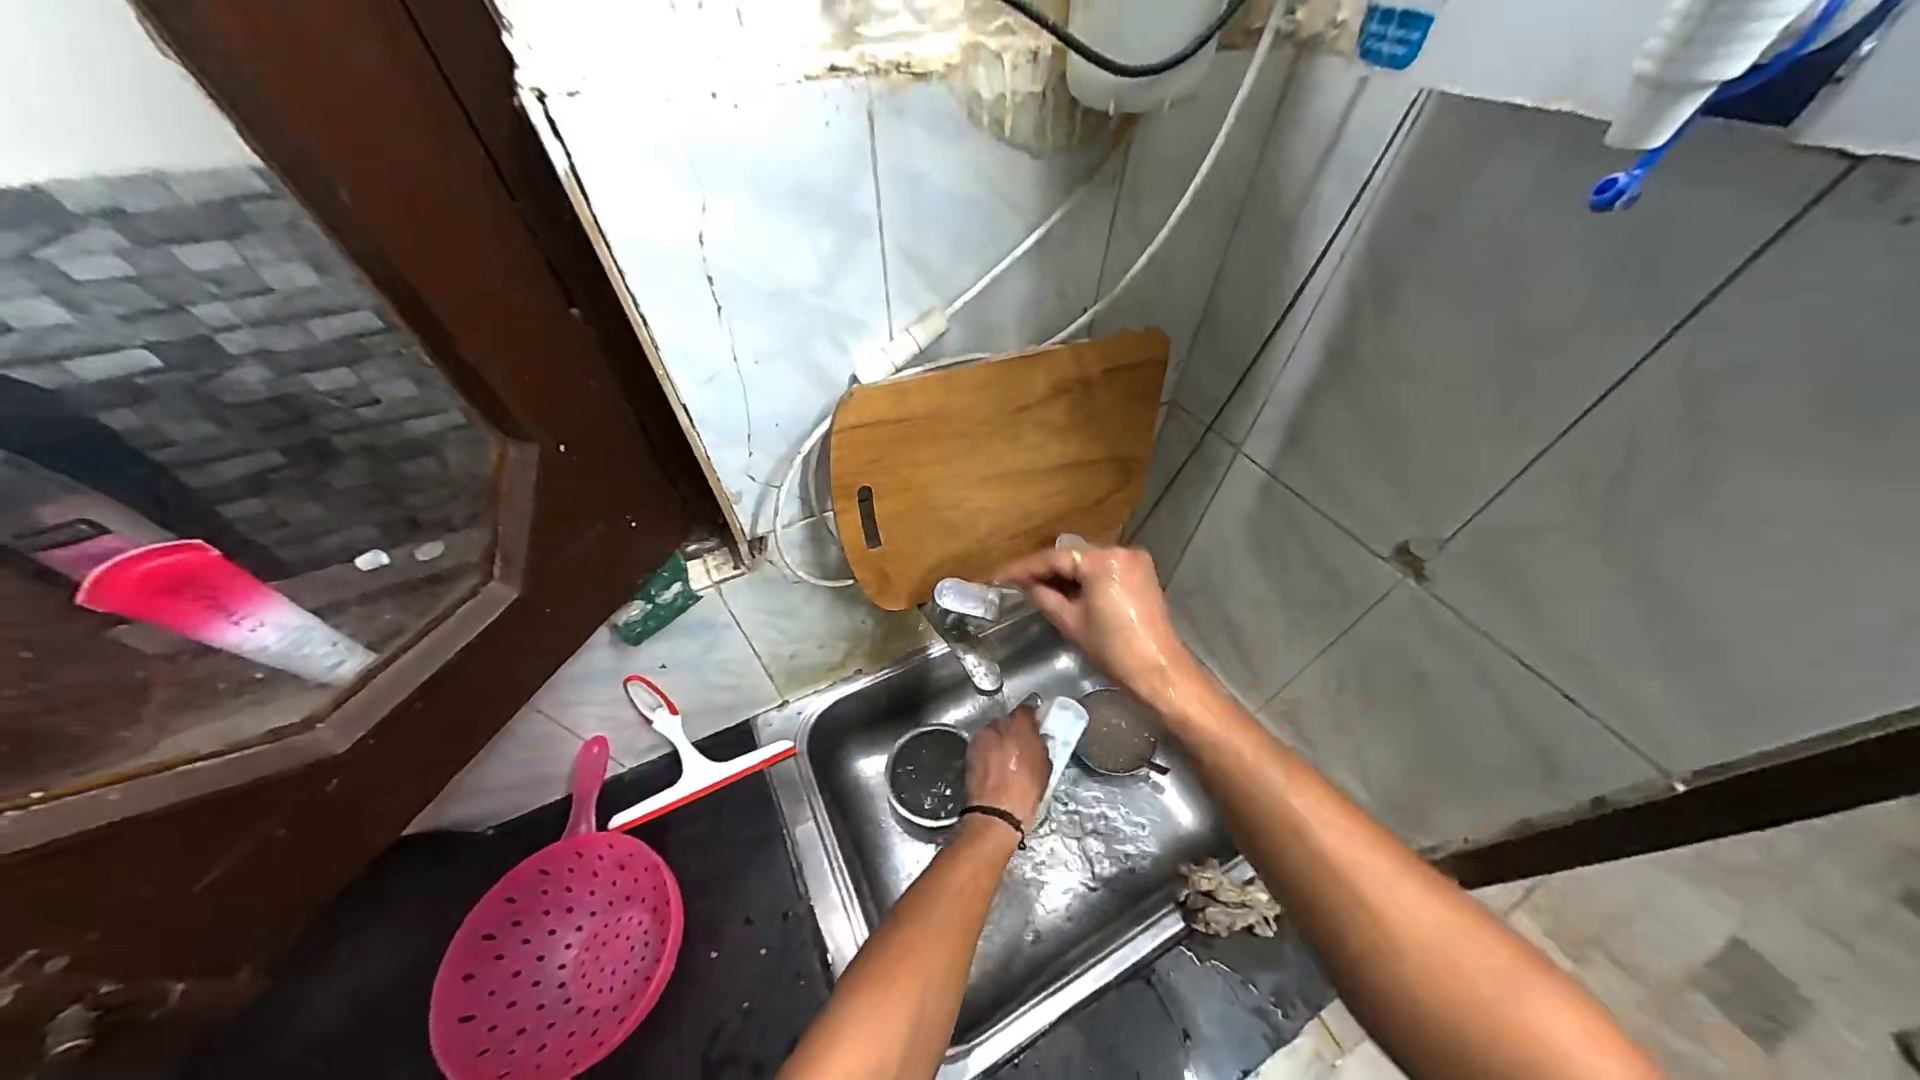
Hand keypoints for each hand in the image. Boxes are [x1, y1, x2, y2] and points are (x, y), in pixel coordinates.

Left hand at [966, 705, 1049, 826]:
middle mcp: (998, 727)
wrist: (995, 815)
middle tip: (1022, 746)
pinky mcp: (970, 752)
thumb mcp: (1044, 769)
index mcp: (1020, 728)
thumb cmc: (1023, 795)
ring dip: (1000, 740)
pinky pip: (983, 745)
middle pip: (1007, 720)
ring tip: (1008, 759)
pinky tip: (996, 766)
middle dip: (1014, 730)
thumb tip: (1039, 741)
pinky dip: (989, 751)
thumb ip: (1041, 747)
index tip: (1035, 722)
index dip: (1031, 715)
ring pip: (993, 732)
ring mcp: (981, 739)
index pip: (1026, 709)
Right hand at [994, 543, 1199, 713]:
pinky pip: (1104, 568)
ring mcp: (1134, 560)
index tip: (1002, 576)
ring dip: (1064, 573)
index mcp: (1103, 561)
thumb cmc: (1114, 649)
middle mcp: (1121, 551)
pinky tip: (1066, 589)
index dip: (1025, 567)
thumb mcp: (1071, 623)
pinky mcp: (1141, 573)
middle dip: (1045, 569)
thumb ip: (1045, 597)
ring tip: (1037, 586)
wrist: (1160, 670)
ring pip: (1088, 560)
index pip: (1055, 557)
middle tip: (1017, 582)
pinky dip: (1085, 577)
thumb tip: (1027, 586)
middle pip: (1072, 555)